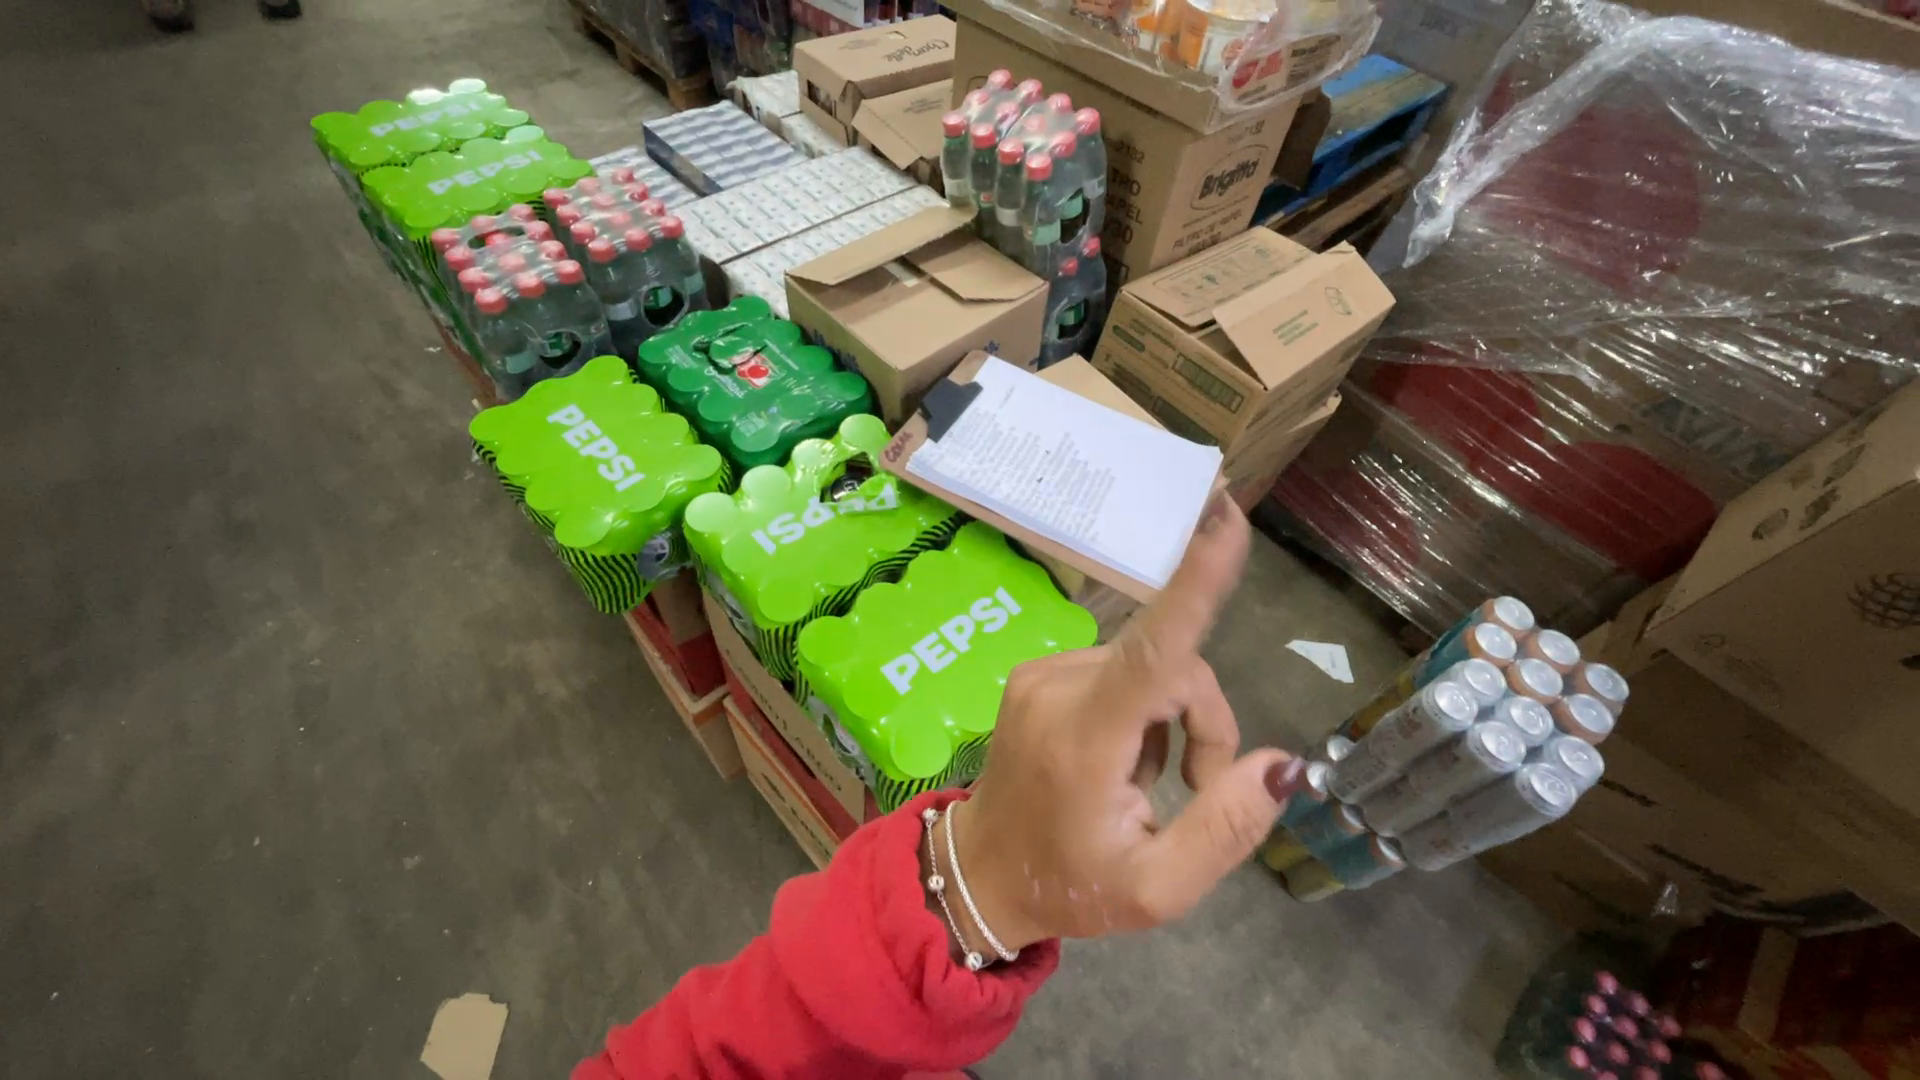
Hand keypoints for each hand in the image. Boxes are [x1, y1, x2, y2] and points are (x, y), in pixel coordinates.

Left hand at [942, 497, 1307, 951]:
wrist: (982, 870)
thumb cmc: (1070, 886)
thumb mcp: (1159, 889)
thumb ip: (1225, 826)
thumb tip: (1282, 763)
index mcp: (1084, 739)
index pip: (1151, 651)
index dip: (1193, 581)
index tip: (1224, 515)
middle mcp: (1058, 687)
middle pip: (1170, 665)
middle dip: (1202, 722)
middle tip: (1196, 786)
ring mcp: (1041, 673)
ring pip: (1149, 665)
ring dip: (1170, 718)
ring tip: (1144, 780)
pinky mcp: (1038, 672)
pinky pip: (1118, 668)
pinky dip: (1138, 707)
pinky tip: (1116, 755)